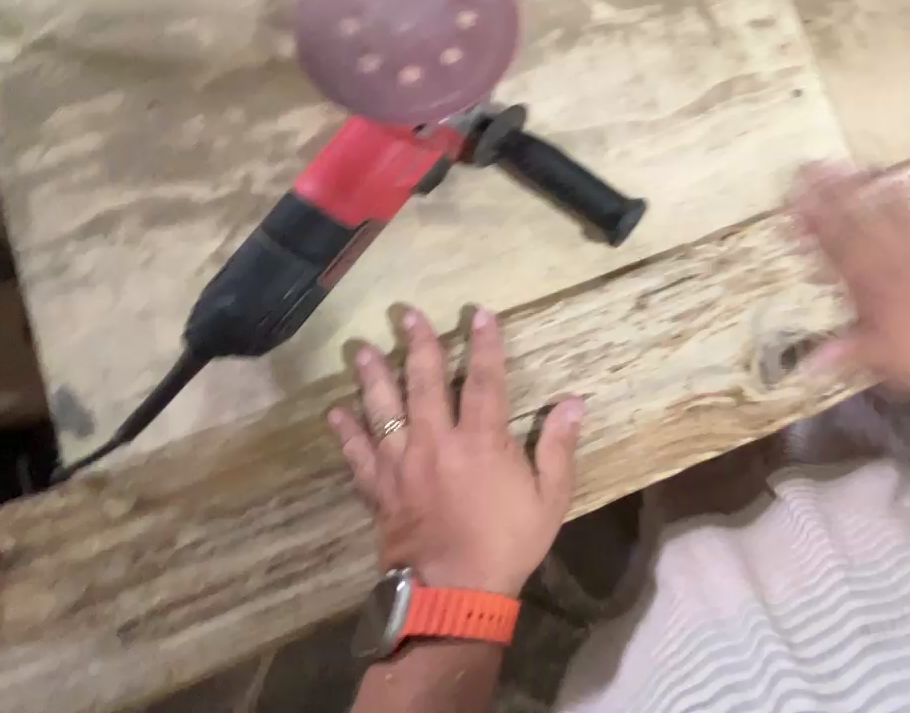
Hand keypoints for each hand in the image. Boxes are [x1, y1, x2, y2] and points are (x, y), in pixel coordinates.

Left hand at [328, 306, 583, 597]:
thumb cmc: (508, 542)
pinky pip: (358, 456)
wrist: (454, 597)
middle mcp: (438, 444)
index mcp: (482, 442)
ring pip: (384, 412)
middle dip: (417, 345)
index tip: (479, 313)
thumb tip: (574, 402)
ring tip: (358, 348)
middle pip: (423, 384)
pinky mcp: (380, 492)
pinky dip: (345, 433)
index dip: (484, 345)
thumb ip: (558, 447)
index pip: (484, 381)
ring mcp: (403, 467)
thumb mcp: (550, 497)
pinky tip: (334, 411)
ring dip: (372, 377)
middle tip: (406, 314)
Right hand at [790, 162, 909, 390]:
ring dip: (860, 187)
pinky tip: (895, 177)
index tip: (794, 203)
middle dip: (829, 194)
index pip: (835, 251)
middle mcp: (891, 261)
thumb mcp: (884, 360)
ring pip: (883, 212)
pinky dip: (904, 196)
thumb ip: (845, 353)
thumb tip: (804, 364)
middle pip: (854, 223)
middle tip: (808, 167)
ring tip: (841, 163)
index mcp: (872, 287)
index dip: (813, 226)